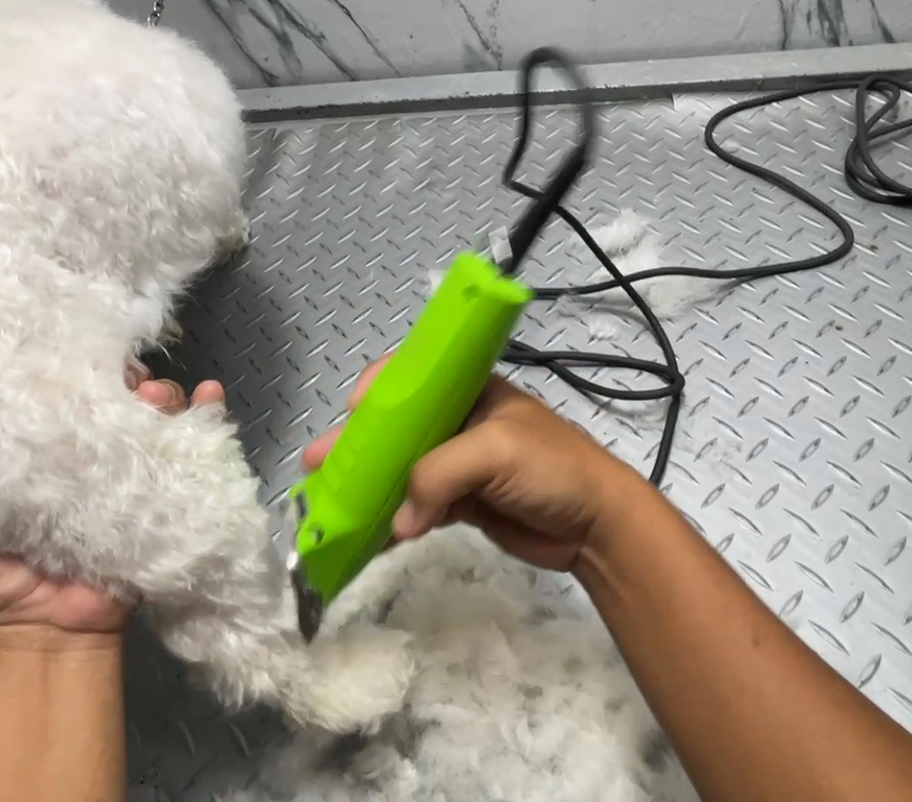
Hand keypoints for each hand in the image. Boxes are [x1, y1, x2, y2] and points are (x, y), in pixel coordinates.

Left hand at [0, 365, 225, 641]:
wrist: (42, 630)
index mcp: (35, 442)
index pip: (57, 384)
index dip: (66, 359)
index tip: (69, 344)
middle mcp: (87, 444)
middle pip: (116, 390)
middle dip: (127, 374)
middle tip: (125, 377)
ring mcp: (131, 465)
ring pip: (158, 409)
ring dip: (165, 393)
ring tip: (158, 398)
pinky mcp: (164, 487)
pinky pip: (196, 444)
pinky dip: (208, 416)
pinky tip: (210, 398)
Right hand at [302, 362, 646, 572]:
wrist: (596, 524)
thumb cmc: (551, 468)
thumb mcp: (495, 451)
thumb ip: (438, 475)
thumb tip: (396, 520)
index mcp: (469, 390)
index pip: (414, 375)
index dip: (378, 389)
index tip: (352, 413)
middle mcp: (458, 420)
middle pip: (397, 425)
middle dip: (356, 442)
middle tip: (316, 462)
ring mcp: (458, 463)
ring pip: (400, 468)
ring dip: (365, 483)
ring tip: (324, 502)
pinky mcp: (461, 502)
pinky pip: (415, 505)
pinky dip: (390, 519)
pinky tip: (363, 535)